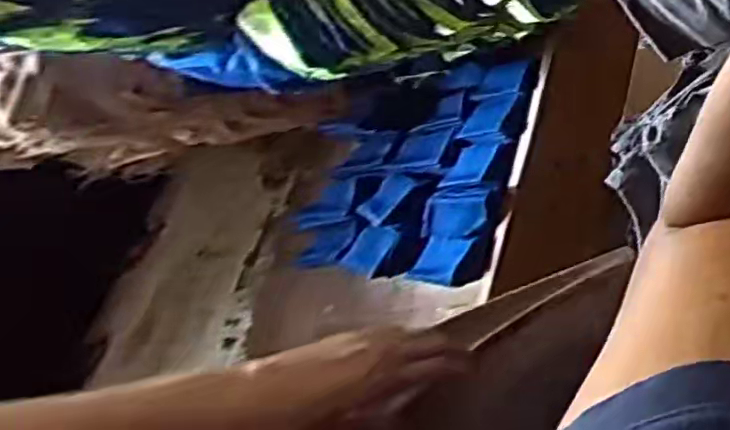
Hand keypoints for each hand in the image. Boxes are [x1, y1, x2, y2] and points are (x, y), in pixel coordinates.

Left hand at [234, 327, 467, 427]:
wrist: (233, 401)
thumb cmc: (284, 420)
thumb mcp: (334, 425)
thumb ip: (371, 416)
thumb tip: (399, 412)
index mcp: (385, 368)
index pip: (437, 361)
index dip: (459, 364)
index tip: (473, 368)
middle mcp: (381, 344)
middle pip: (430, 340)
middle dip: (449, 348)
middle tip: (463, 358)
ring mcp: (363, 336)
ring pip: (410, 332)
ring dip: (425, 341)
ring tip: (434, 353)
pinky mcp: (344, 336)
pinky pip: (388, 332)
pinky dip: (402, 338)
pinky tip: (395, 350)